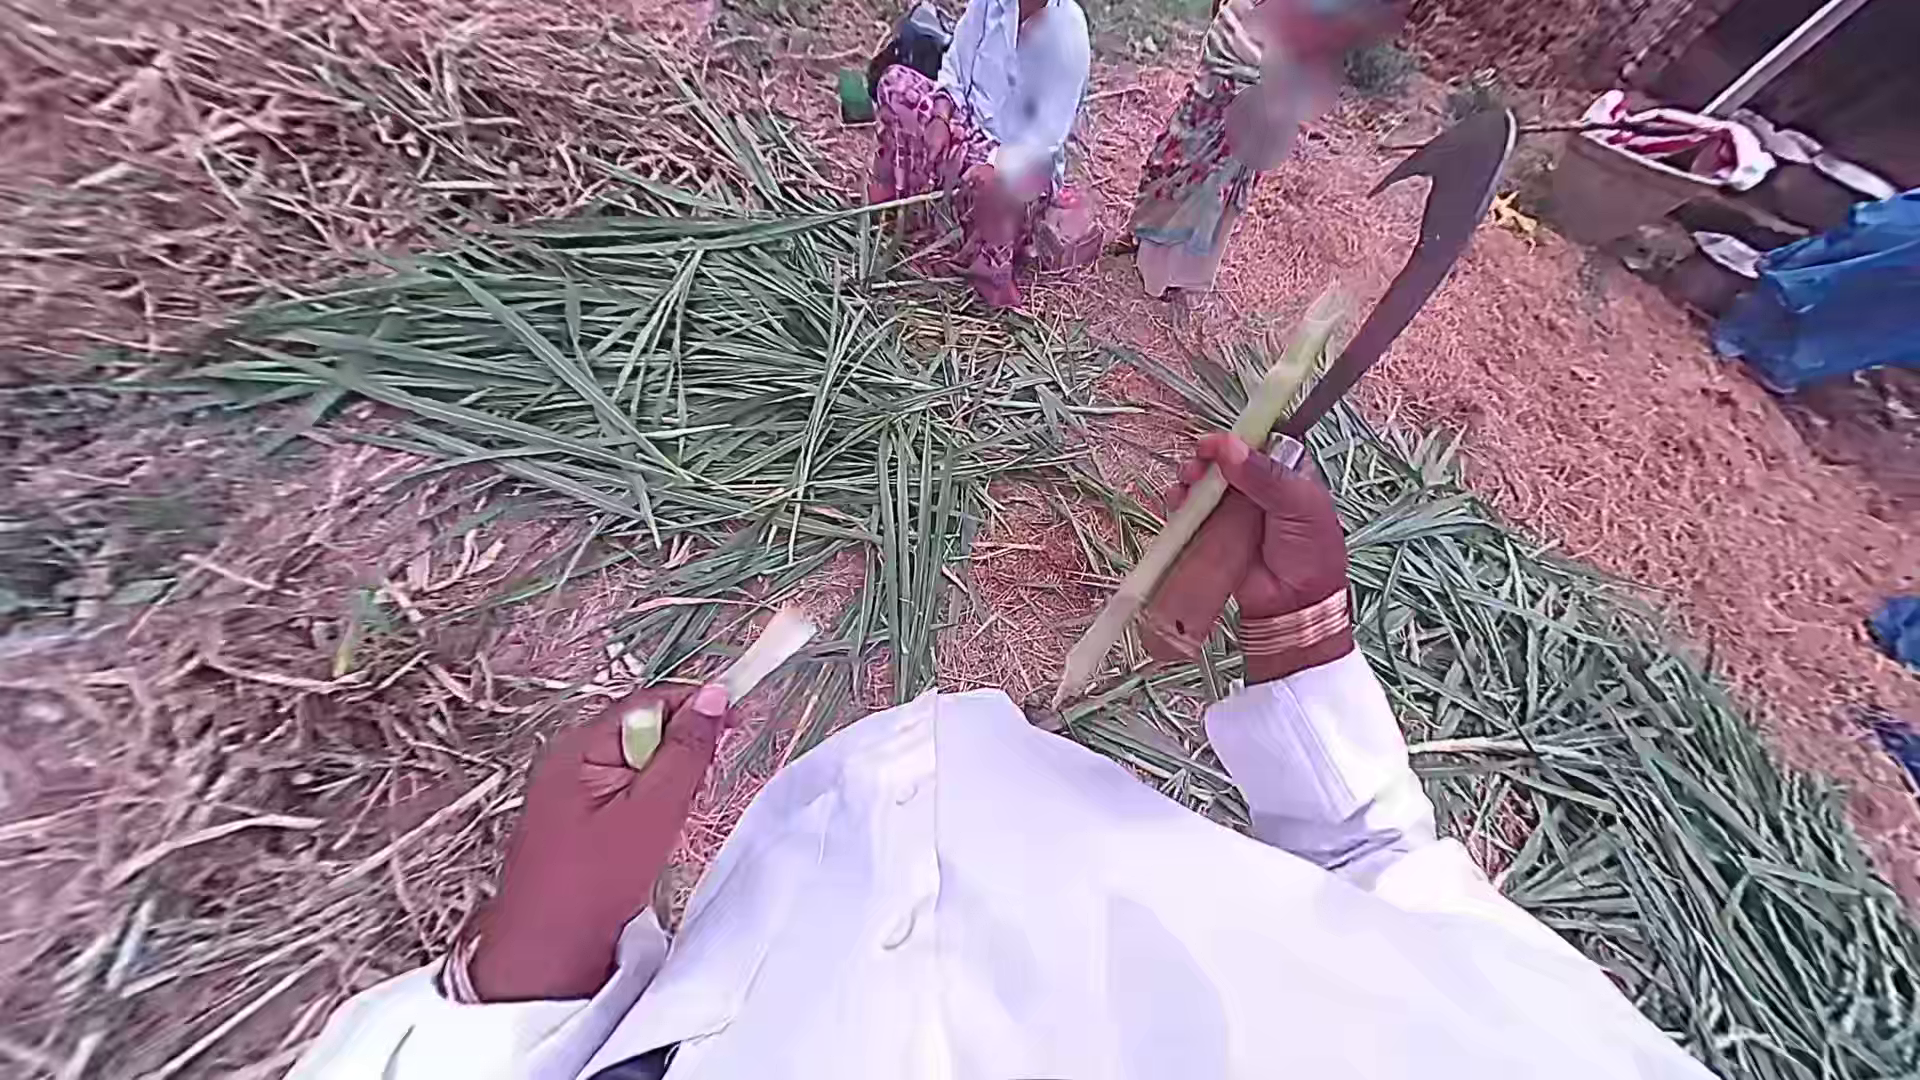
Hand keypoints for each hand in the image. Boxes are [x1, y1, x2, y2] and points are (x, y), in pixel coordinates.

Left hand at [468, 682, 730, 1001]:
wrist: (545, 964)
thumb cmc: (596, 884)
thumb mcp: (653, 808)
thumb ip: (687, 748)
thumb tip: (714, 695)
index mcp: (581, 748)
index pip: (650, 702)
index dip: (696, 705)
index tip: (735, 721)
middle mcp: (573, 759)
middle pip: (646, 727)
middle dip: (684, 744)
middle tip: (705, 774)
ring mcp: (574, 788)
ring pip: (643, 757)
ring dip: (672, 772)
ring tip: (679, 806)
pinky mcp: (582, 814)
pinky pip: (631, 784)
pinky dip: (656, 794)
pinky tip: (660, 822)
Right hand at [1171, 433, 1353, 680]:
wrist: (1293, 604)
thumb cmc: (1309, 553)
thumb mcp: (1298, 506)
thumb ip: (1266, 475)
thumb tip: (1230, 447)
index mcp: (1285, 472)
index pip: (1256, 443)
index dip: (1233, 440)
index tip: (1213, 444)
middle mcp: (1256, 487)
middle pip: (1223, 461)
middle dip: (1205, 461)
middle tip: (1196, 467)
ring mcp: (1231, 509)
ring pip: (1204, 484)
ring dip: (1189, 480)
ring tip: (1184, 486)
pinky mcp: (1211, 530)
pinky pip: (1191, 511)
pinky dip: (1179, 503)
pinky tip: (1176, 502)